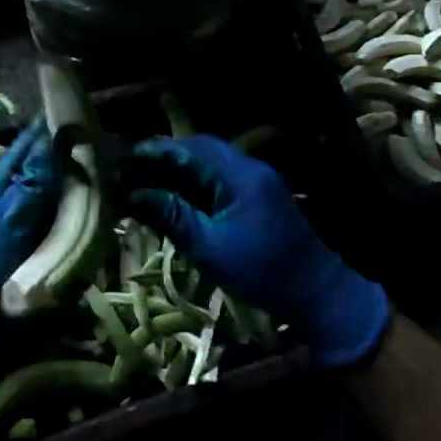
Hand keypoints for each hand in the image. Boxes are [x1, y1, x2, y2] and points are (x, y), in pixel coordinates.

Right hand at [122, 135, 389, 367]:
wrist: (315, 291)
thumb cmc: (260, 270)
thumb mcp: (208, 246)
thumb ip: (171, 215)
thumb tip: (133, 195)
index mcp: (239, 175)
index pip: (190, 149)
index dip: (156, 150)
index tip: (125, 157)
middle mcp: (248, 168)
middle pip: (199, 150)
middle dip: (164, 156)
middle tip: (131, 167)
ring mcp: (255, 181)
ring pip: (209, 163)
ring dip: (178, 169)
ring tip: (145, 180)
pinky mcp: (256, 196)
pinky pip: (219, 178)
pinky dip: (193, 182)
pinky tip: (173, 195)